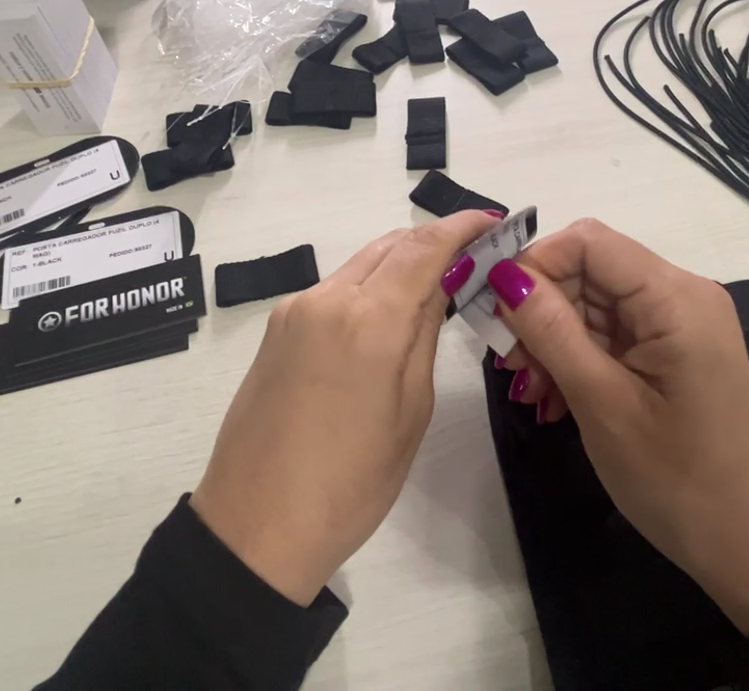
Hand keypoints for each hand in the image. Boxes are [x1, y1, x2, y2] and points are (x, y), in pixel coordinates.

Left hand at [190, 211, 500, 604]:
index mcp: (368, 320)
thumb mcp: (410, 412)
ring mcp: (295, 311)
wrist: (255, 527)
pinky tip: (387, 313)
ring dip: (400, 263)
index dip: (461, 227)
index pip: (424, 248)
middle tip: (474, 254)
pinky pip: (335, 290)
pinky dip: (369, 287)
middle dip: (433, 242)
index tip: (493, 221)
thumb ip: (424, 336)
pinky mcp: (277, 329)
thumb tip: (439, 285)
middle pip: (390, 247)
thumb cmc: (350, 483)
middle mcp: (327, 299)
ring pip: (360, 265)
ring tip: (437, 284)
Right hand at [488, 219, 748, 634]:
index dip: (536, 262)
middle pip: (590, 269)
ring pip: (594, 300)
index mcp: (677, 298)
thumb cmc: (673, 476)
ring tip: (531, 388)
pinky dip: (577, 353)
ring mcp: (680, 321)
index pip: (589, 241)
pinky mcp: (673, 346)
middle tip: (510, 364)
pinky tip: (554, 393)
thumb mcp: (600, 401)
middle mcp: (682, 294)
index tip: (496, 308)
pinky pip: (612, 329)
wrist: (741, 542)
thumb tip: (502, 273)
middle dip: (541, 307)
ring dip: (553, 336)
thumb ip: (549, 330)